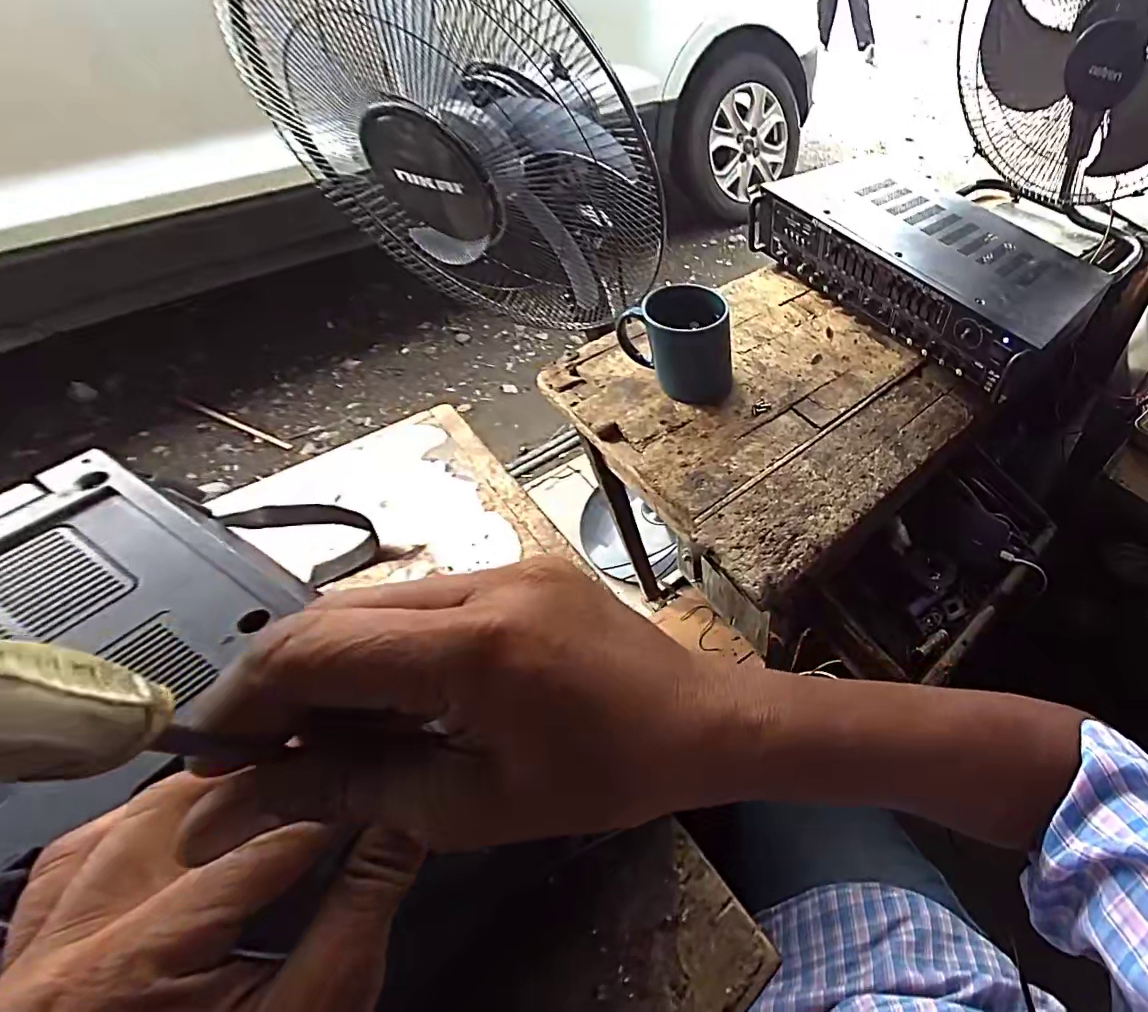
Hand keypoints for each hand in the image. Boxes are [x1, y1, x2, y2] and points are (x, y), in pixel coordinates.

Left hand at [0, 773, 420, 1011]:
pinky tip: (206, 818)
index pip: (264, 838)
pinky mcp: (22, 973)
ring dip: (211, 792)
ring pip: (118, 828)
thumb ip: (366, 900)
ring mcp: (19, 968)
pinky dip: (143, 828)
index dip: (345, 797)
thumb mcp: (323, 1002)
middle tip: (350, 765)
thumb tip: (414, 814)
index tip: (395, 772)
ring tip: (292, 782)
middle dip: (279, 778)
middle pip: (179, 815)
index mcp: (122, 970)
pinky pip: (70, 867)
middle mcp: (48, 961)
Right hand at [180, 557, 758, 860]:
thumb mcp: (474, 801)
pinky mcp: (544, 573)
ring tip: (350, 730)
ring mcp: (528, 568)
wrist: (706, 720)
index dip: (242, 702)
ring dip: (348, 659)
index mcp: (481, 640)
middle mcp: (502, 582)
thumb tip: (241, 795)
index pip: (309, 647)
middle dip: (289, 680)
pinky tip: (413, 694)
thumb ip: (350, 787)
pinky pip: (444, 598)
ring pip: (390, 601)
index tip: (220, 757)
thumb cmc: (612, 769)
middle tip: (277, 752)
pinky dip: (405, 641)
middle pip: (341, 612)